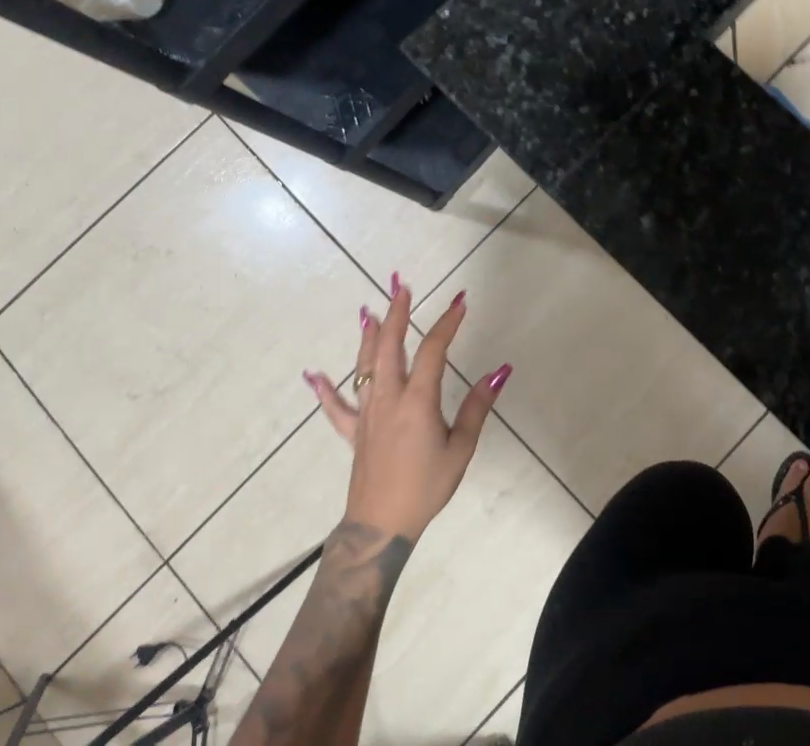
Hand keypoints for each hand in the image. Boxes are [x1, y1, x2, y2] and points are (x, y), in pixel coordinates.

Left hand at [303, 278, 511, 542]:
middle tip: (402, 285)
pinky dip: (324, 389)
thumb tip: (498, 372)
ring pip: (364, 366)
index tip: (460, 301)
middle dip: (398, 313)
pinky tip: (312, 375)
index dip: (447, 323)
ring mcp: (366, 414)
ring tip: (368, 310)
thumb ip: (477, 408)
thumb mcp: (461, 449)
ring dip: (368, 337)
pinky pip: (336, 406)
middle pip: (391, 347)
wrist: (381, 523)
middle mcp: (388, 399)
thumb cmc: (427, 486)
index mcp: (417, 401)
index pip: (433, 351)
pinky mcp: (353, 432)